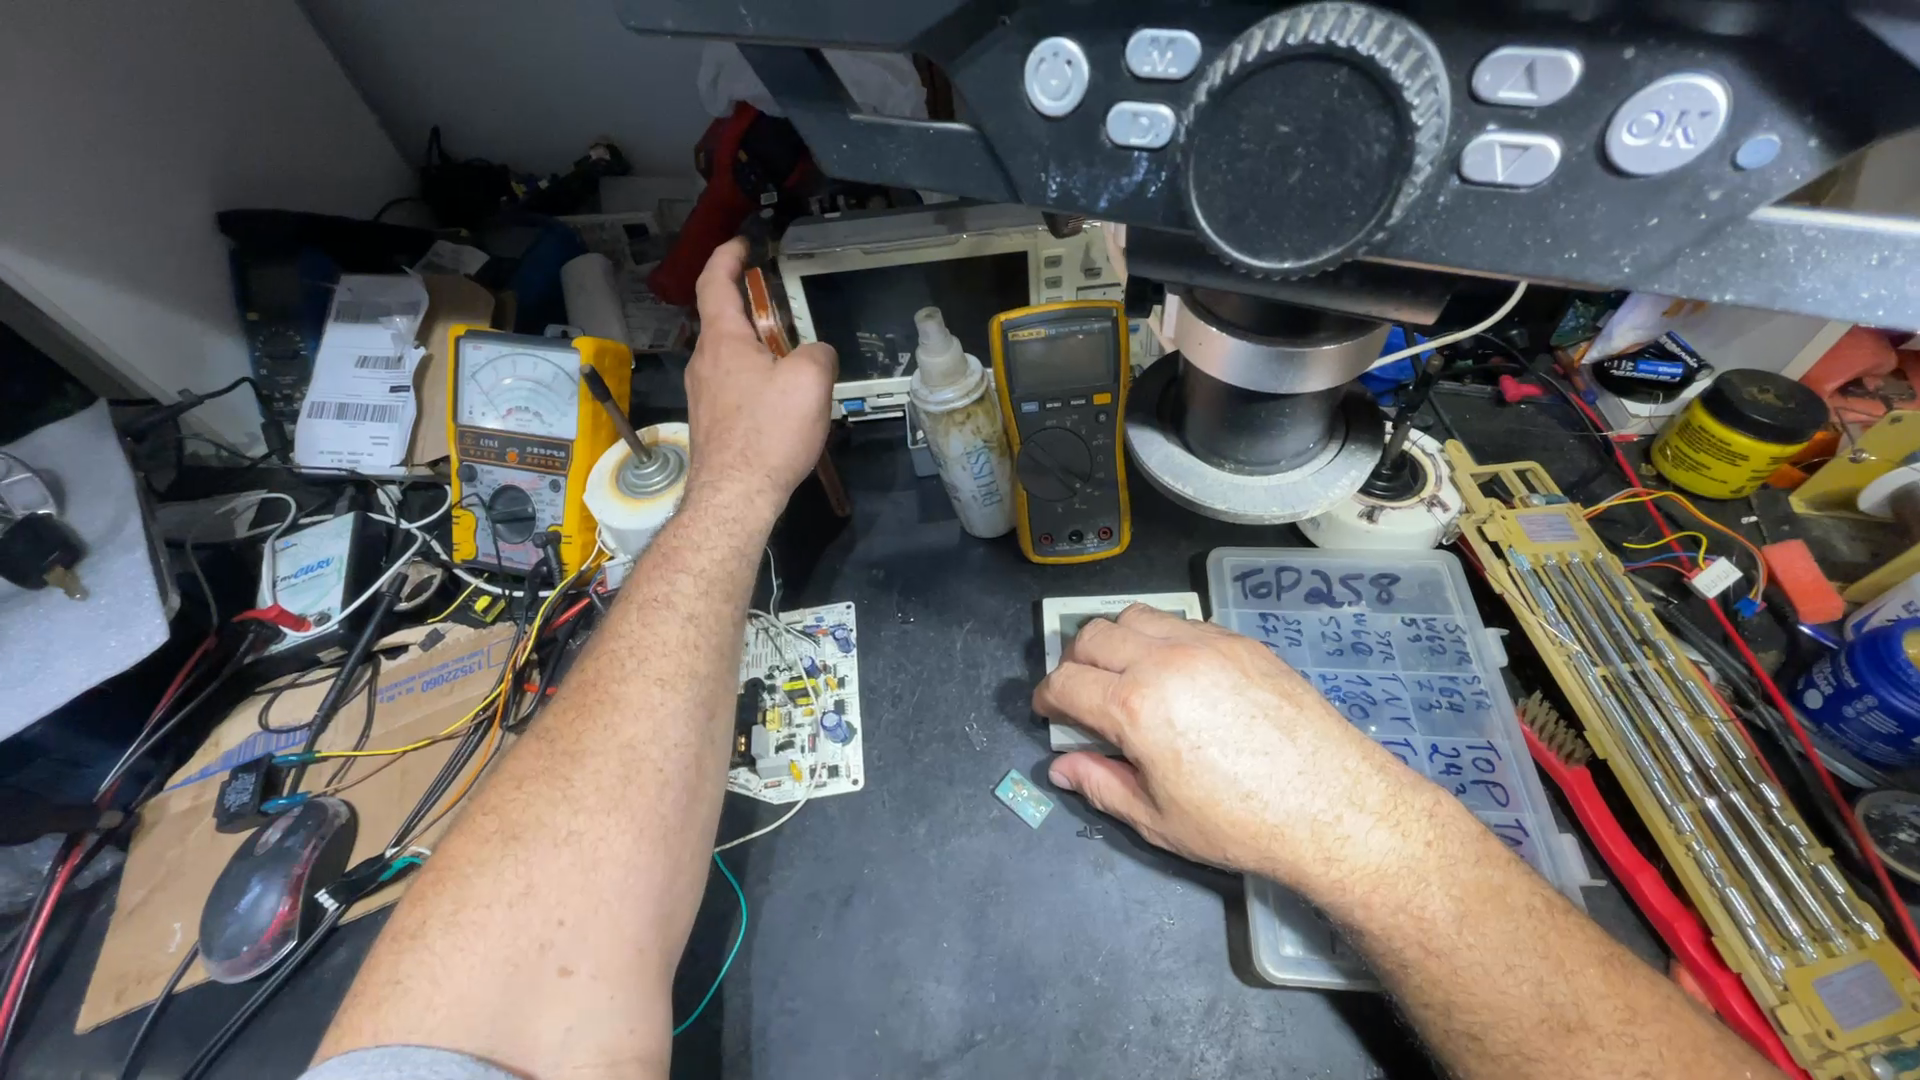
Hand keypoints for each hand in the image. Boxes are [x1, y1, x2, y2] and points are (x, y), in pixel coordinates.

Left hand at [684, 237, 837, 521]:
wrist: (734, 496)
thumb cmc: (769, 433)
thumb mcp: (810, 381)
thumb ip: (818, 354)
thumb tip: (817, 354)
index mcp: (723, 341)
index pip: (715, 283)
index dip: (728, 257)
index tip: (743, 245)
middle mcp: (703, 363)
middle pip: (722, 323)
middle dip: (751, 311)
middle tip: (784, 316)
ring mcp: (701, 396)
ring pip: (728, 359)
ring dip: (755, 352)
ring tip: (790, 367)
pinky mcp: (709, 424)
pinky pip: (731, 389)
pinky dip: (753, 382)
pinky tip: (778, 407)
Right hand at [1035, 605, 1441, 894]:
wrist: (1334, 806)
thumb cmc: (1239, 822)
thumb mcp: (1157, 819)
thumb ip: (1099, 784)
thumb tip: (1060, 767)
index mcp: (1134, 705)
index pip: (1064, 682)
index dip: (1046, 698)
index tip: (1050, 713)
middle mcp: (1162, 659)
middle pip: (1090, 635)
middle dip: (1074, 664)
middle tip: (1085, 696)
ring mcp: (1203, 642)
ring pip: (1134, 615)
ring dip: (1116, 641)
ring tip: (1128, 674)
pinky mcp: (1237, 640)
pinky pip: (1180, 620)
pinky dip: (1160, 638)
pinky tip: (1178, 674)